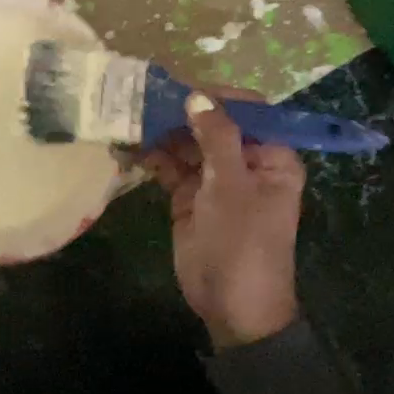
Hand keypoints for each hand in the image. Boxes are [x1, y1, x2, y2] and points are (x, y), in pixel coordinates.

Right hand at [142, 90, 304, 348]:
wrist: (232, 306)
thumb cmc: (244, 242)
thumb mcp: (232, 186)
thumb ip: (215, 137)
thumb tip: (196, 95)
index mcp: (270, 156)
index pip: (247, 110)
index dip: (217, 96)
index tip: (181, 87)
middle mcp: (243, 161)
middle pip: (210, 123)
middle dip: (178, 111)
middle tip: (140, 96)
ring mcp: (213, 178)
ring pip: (184, 142)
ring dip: (158, 130)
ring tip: (125, 115)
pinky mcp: (187, 195)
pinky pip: (167, 165)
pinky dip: (147, 155)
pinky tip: (123, 144)